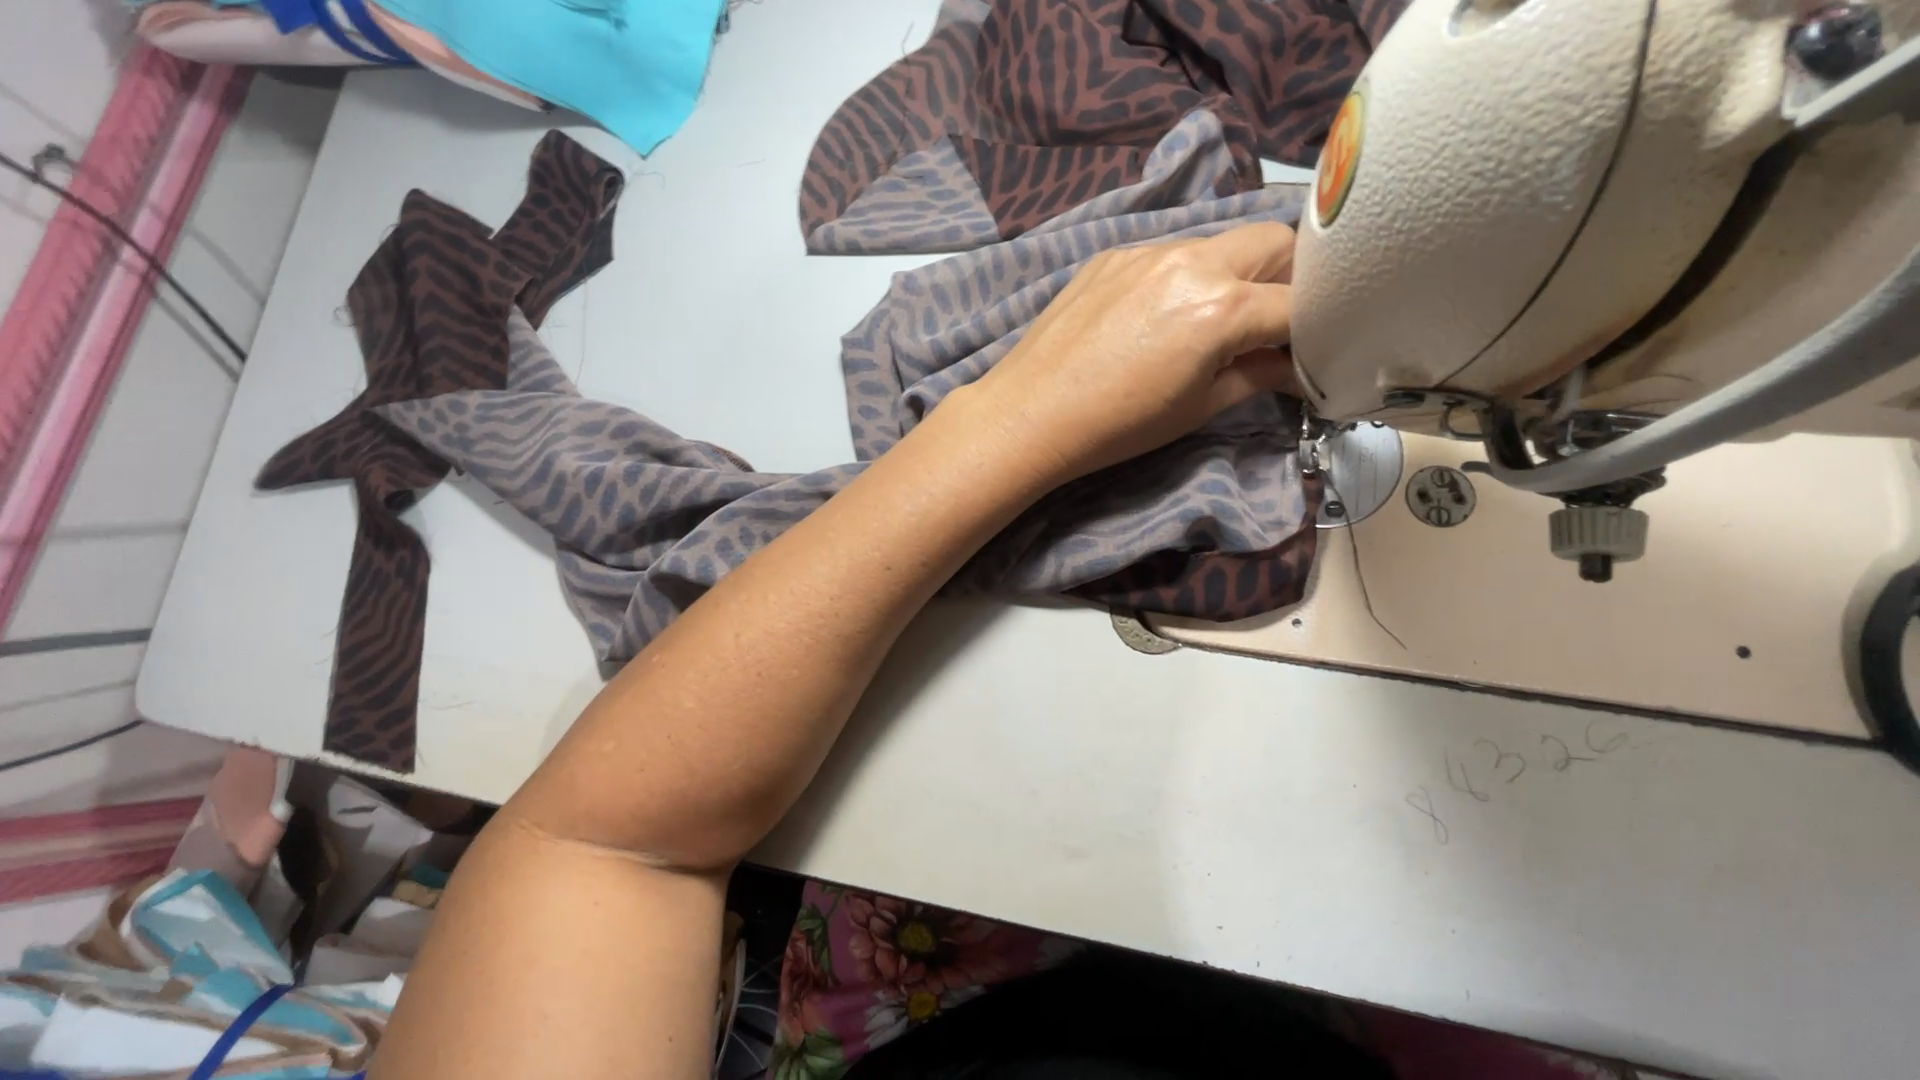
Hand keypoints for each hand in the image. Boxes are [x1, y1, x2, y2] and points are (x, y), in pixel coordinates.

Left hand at [962, 222, 1297, 484]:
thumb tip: (1295, 368)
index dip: (1315, 329)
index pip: (1299, 302)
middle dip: (1289, 277)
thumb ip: (1258, 375)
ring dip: (1235, 273)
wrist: (1030, 414)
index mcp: (1220, 306)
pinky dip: (1186, 276)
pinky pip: (1169, 254)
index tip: (1310, 350)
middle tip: (1273, 322)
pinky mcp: (1112, 255)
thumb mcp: (1199, 407)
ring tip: (1214, 321)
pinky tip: (1160, 316)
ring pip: (1218, 244)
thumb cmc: (1118, 424)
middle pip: (1272, 241)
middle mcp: (1189, 261)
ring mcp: (1146, 251)